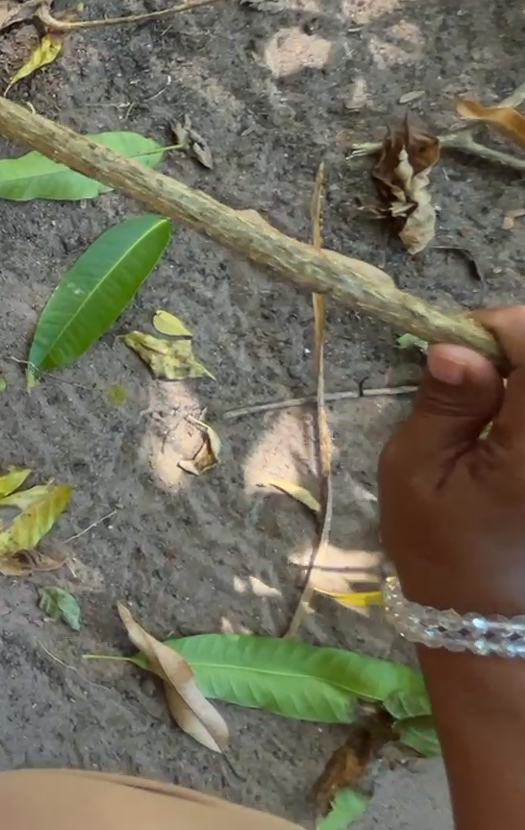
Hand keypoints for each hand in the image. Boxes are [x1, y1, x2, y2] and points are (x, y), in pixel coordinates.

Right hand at [379, 307, 524, 616]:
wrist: (491, 601)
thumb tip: (456, 347)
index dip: (501, 329)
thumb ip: (447, 404)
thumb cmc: (438, 535)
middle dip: (521, 344)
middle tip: (471, 360)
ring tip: (492, 383)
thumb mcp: (416, 467)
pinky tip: (508, 407)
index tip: (451, 342)